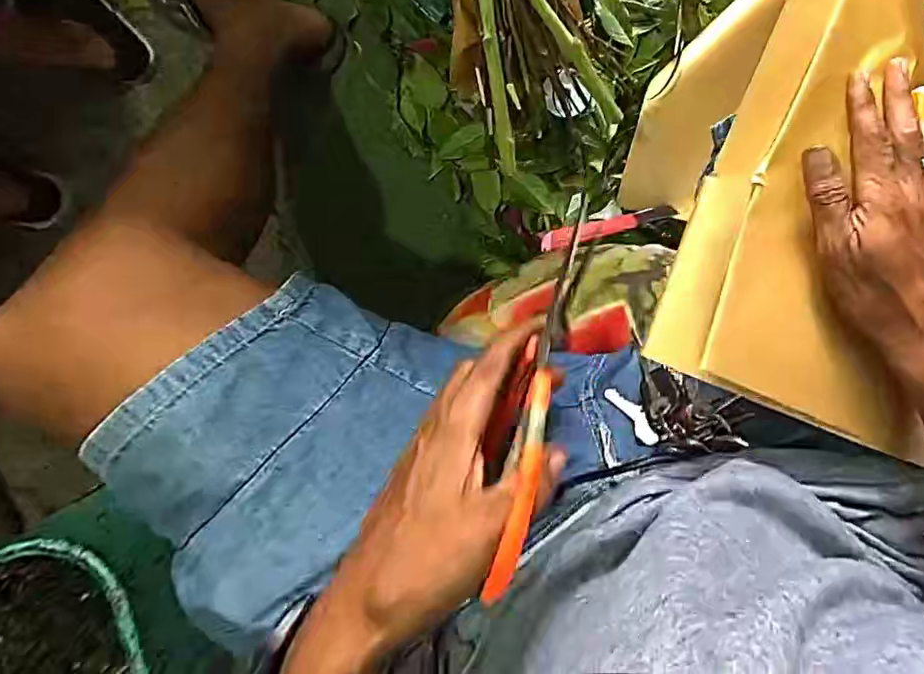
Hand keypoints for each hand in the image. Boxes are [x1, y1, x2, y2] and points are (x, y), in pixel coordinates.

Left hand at [285, 319, 564, 673]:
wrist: (364, 600)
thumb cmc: (431, 559)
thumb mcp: (493, 526)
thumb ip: (530, 483)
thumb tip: (559, 450)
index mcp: (456, 428)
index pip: (489, 366)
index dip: (517, 339)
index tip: (544, 323)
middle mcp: (437, 424)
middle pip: (473, 371)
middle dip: (511, 359)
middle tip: (547, 373)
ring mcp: (423, 443)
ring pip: (462, 393)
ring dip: (496, 383)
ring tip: (528, 401)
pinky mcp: (418, 463)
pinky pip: (455, 415)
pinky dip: (482, 407)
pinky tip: (495, 438)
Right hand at [803, 58, 923, 395]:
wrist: (923, 333)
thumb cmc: (872, 293)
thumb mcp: (836, 247)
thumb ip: (828, 196)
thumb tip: (819, 152)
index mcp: (881, 192)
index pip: (871, 139)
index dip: (863, 107)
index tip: (858, 77)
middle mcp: (910, 190)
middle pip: (905, 133)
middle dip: (899, 97)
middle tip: (898, 65)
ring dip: (920, 113)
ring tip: (920, 89)